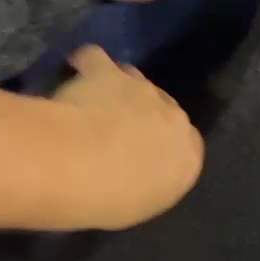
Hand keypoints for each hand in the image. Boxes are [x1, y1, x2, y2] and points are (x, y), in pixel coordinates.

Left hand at [50, 45, 203, 229]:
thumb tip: (130, 173)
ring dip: (113, 84)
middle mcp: (171, 116)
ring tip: (89, 98)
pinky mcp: (106, 71)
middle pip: (158, 103)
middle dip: (139, 109)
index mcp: (187, 156)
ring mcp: (140, 88)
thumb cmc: (112, 200)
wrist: (85, 165)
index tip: (140, 148)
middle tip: (111, 123)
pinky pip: (94, 58)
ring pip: (130, 75)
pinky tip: (72, 72)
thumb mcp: (140, 202)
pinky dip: (84, 63)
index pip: (185, 142)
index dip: (160, 139)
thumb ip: (146, 181)